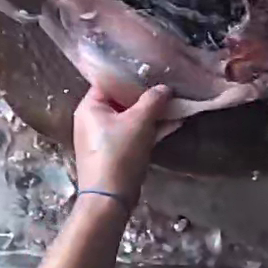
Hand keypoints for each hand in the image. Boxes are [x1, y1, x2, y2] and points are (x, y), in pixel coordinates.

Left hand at [72, 85, 177, 202]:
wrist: (109, 198)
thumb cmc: (119, 153)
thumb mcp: (139, 122)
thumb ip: (153, 100)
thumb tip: (164, 88)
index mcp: (90, 107)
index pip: (108, 81)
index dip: (130, 75)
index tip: (152, 69)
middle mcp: (92, 119)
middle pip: (121, 100)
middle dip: (146, 96)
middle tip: (168, 86)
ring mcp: (103, 137)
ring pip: (130, 118)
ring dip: (152, 114)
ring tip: (177, 104)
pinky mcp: (114, 153)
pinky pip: (133, 134)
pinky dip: (150, 129)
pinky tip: (175, 123)